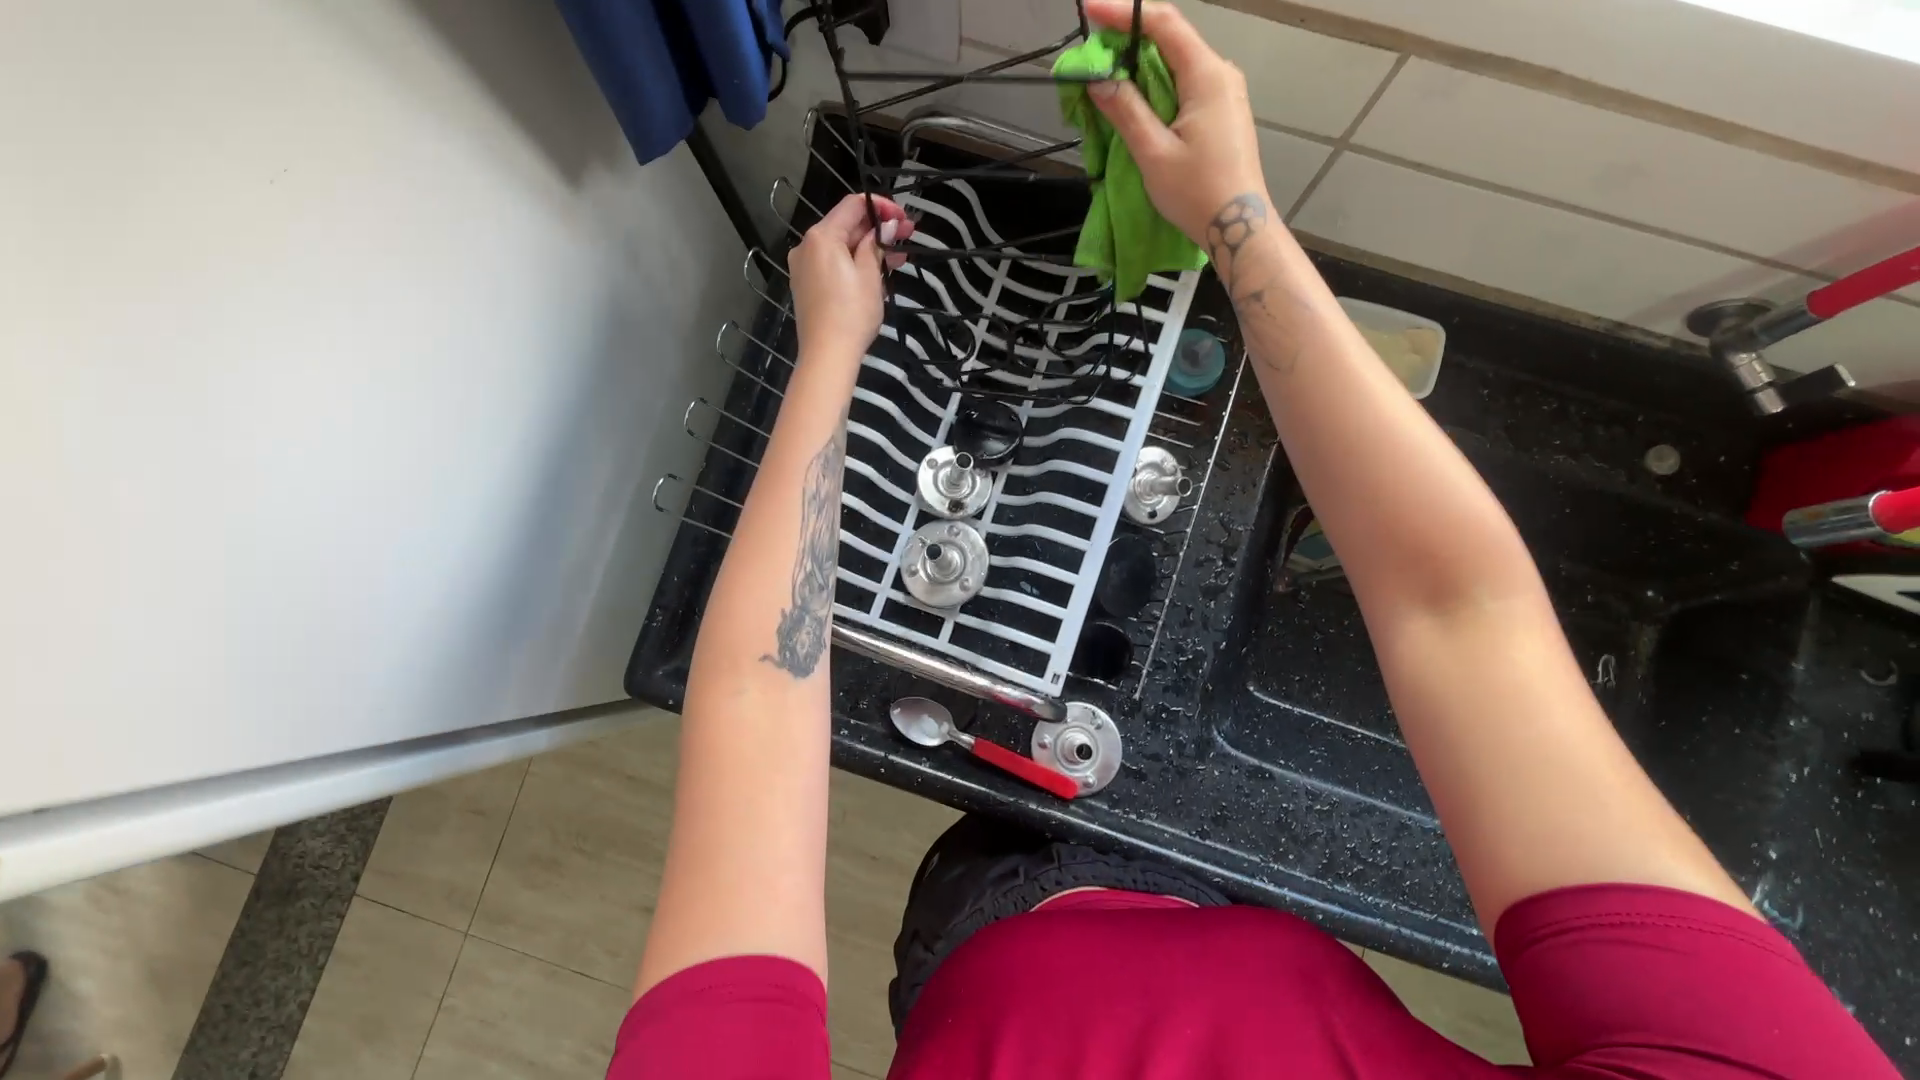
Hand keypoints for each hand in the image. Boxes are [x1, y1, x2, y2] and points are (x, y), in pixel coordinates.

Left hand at [789, 193, 912, 363]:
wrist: (827, 355)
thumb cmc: (852, 313)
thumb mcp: (870, 274)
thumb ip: (876, 244)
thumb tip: (887, 224)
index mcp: (821, 236)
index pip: (852, 205)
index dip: (880, 206)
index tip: (903, 217)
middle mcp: (807, 246)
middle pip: (846, 226)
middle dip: (878, 230)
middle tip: (907, 235)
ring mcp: (804, 267)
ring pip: (841, 248)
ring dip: (869, 249)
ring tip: (899, 257)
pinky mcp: (807, 286)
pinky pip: (833, 265)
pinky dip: (855, 263)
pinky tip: (877, 272)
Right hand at [1084, 0, 1275, 279]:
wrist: (1238, 228)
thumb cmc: (1197, 192)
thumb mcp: (1153, 152)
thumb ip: (1126, 110)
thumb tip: (1099, 78)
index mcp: (1207, 76)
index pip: (1164, 24)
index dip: (1125, 12)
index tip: (1091, 8)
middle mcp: (1221, 74)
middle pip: (1171, 41)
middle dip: (1129, 42)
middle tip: (1092, 54)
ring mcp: (1224, 93)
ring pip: (1176, 65)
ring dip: (1140, 69)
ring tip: (1106, 80)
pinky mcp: (1221, 113)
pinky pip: (1184, 87)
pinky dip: (1156, 88)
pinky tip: (1136, 103)